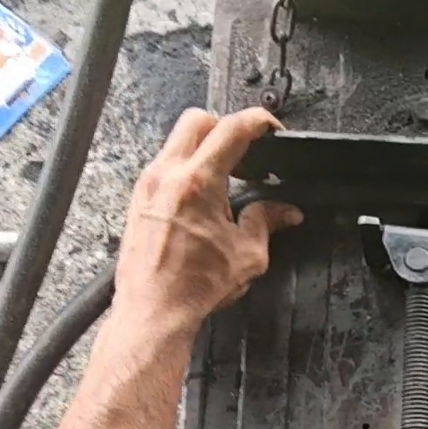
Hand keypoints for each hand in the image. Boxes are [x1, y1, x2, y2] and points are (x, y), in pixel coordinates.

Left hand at [114, 107, 301, 337]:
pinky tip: (205, 200)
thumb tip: (286, 212)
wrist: (154, 308)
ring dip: (206, 150)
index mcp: (198, 183)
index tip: (271, 128)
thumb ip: (267, 222)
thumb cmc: (194, 286)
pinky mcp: (140, 197)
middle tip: (248, 151)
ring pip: (178, 141)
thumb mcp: (248, 255)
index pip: (231, 130)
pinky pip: (167, 166)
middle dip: (226, 127)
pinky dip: (189, 169)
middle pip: (197, 120)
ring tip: (228, 182)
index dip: (257, 122)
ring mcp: (149, 184)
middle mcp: (168, 175)